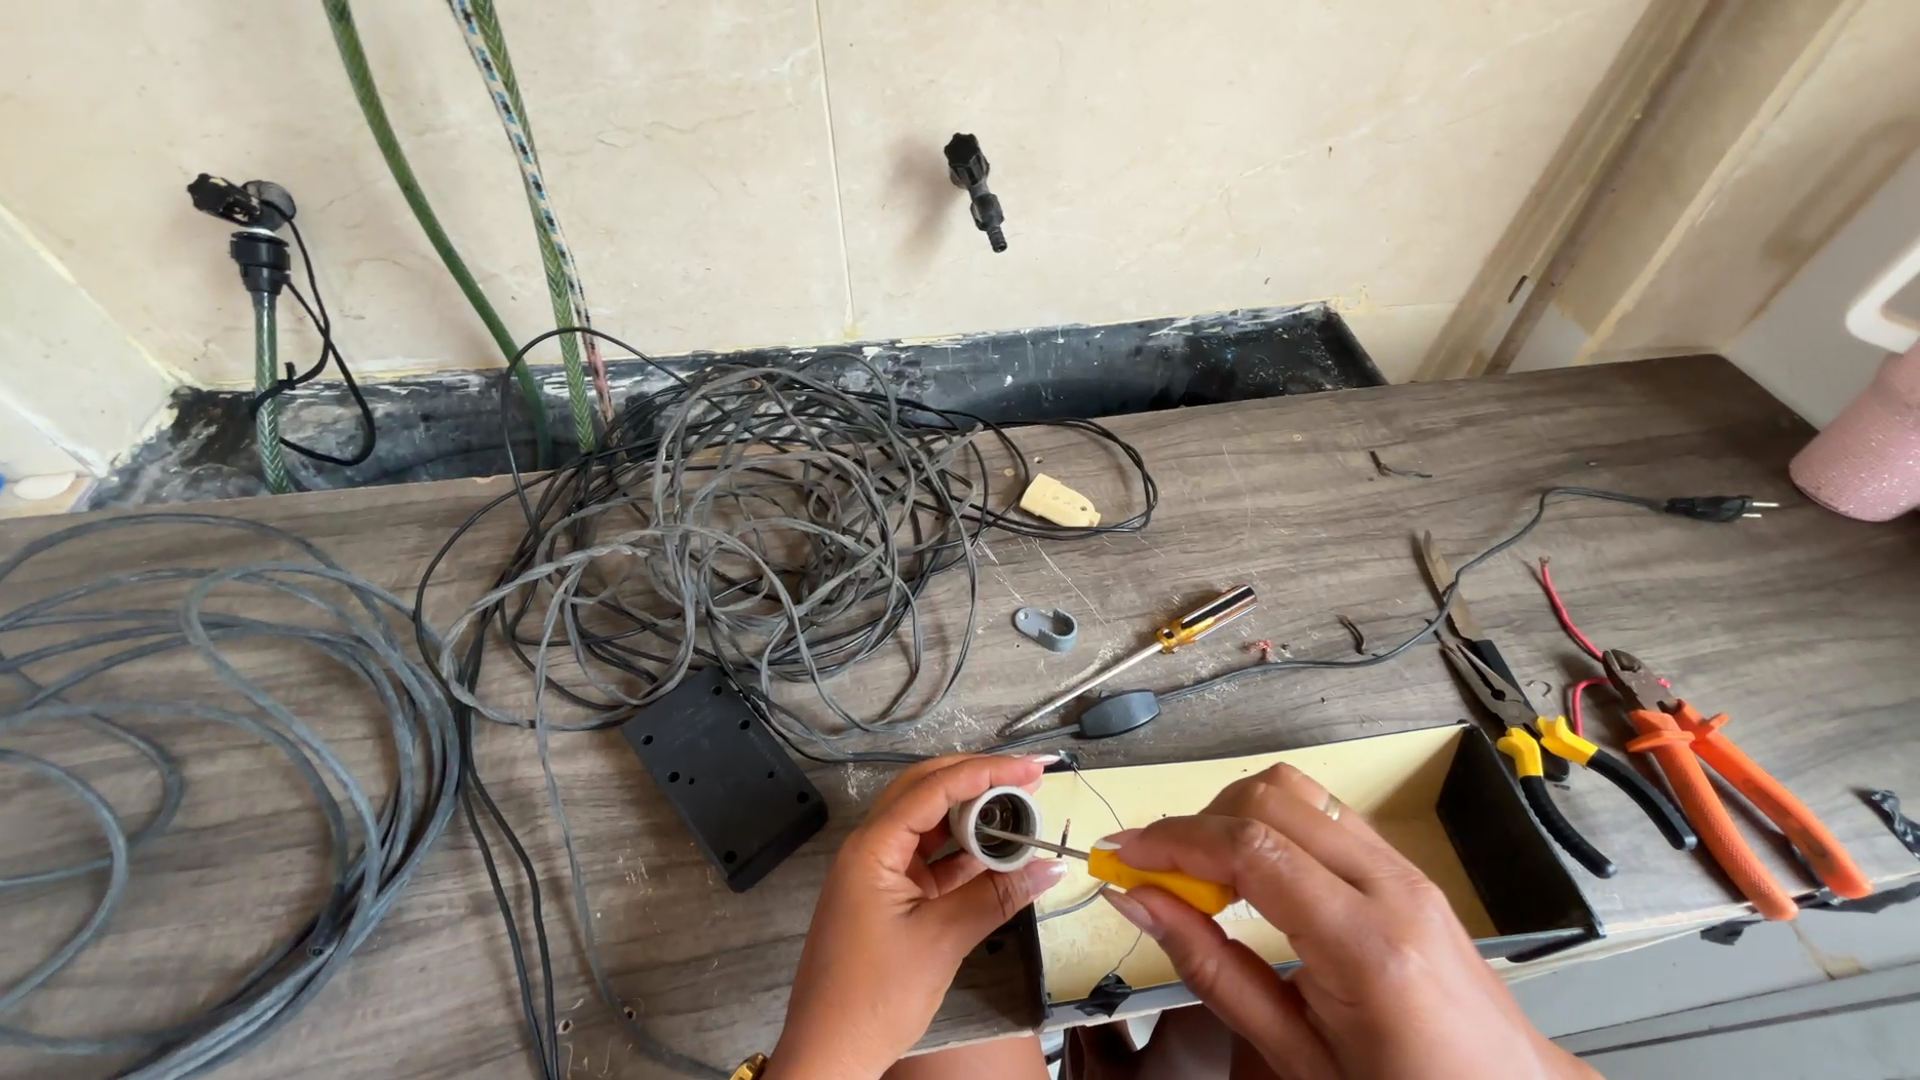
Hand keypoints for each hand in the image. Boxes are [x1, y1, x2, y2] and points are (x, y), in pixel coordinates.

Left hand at [770, 755, 1066, 1079]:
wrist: (829, 1054)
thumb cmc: (875, 996)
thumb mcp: (941, 940)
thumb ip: (996, 896)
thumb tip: (1050, 867)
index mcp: (873, 846)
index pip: (932, 788)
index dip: (985, 771)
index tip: (1030, 767)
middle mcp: (871, 846)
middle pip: (926, 791)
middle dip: (976, 778)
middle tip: (1026, 776)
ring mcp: (879, 869)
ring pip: (929, 821)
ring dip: (972, 813)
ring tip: (1018, 804)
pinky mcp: (889, 893)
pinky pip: (930, 856)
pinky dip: (963, 850)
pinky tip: (996, 849)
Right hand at [1101, 764, 1597, 1079]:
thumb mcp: (1296, 1056)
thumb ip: (1210, 968)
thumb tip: (1135, 899)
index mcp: (1367, 946)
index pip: (1251, 849)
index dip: (1174, 841)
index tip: (1120, 855)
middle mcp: (1391, 886)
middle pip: (1269, 798)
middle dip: (1198, 822)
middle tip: (1156, 871)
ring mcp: (1403, 868)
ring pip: (1293, 790)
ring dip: (1230, 814)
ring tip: (1202, 872)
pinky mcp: (1402, 865)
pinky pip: (1318, 812)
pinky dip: (1265, 822)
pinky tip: (1248, 872)